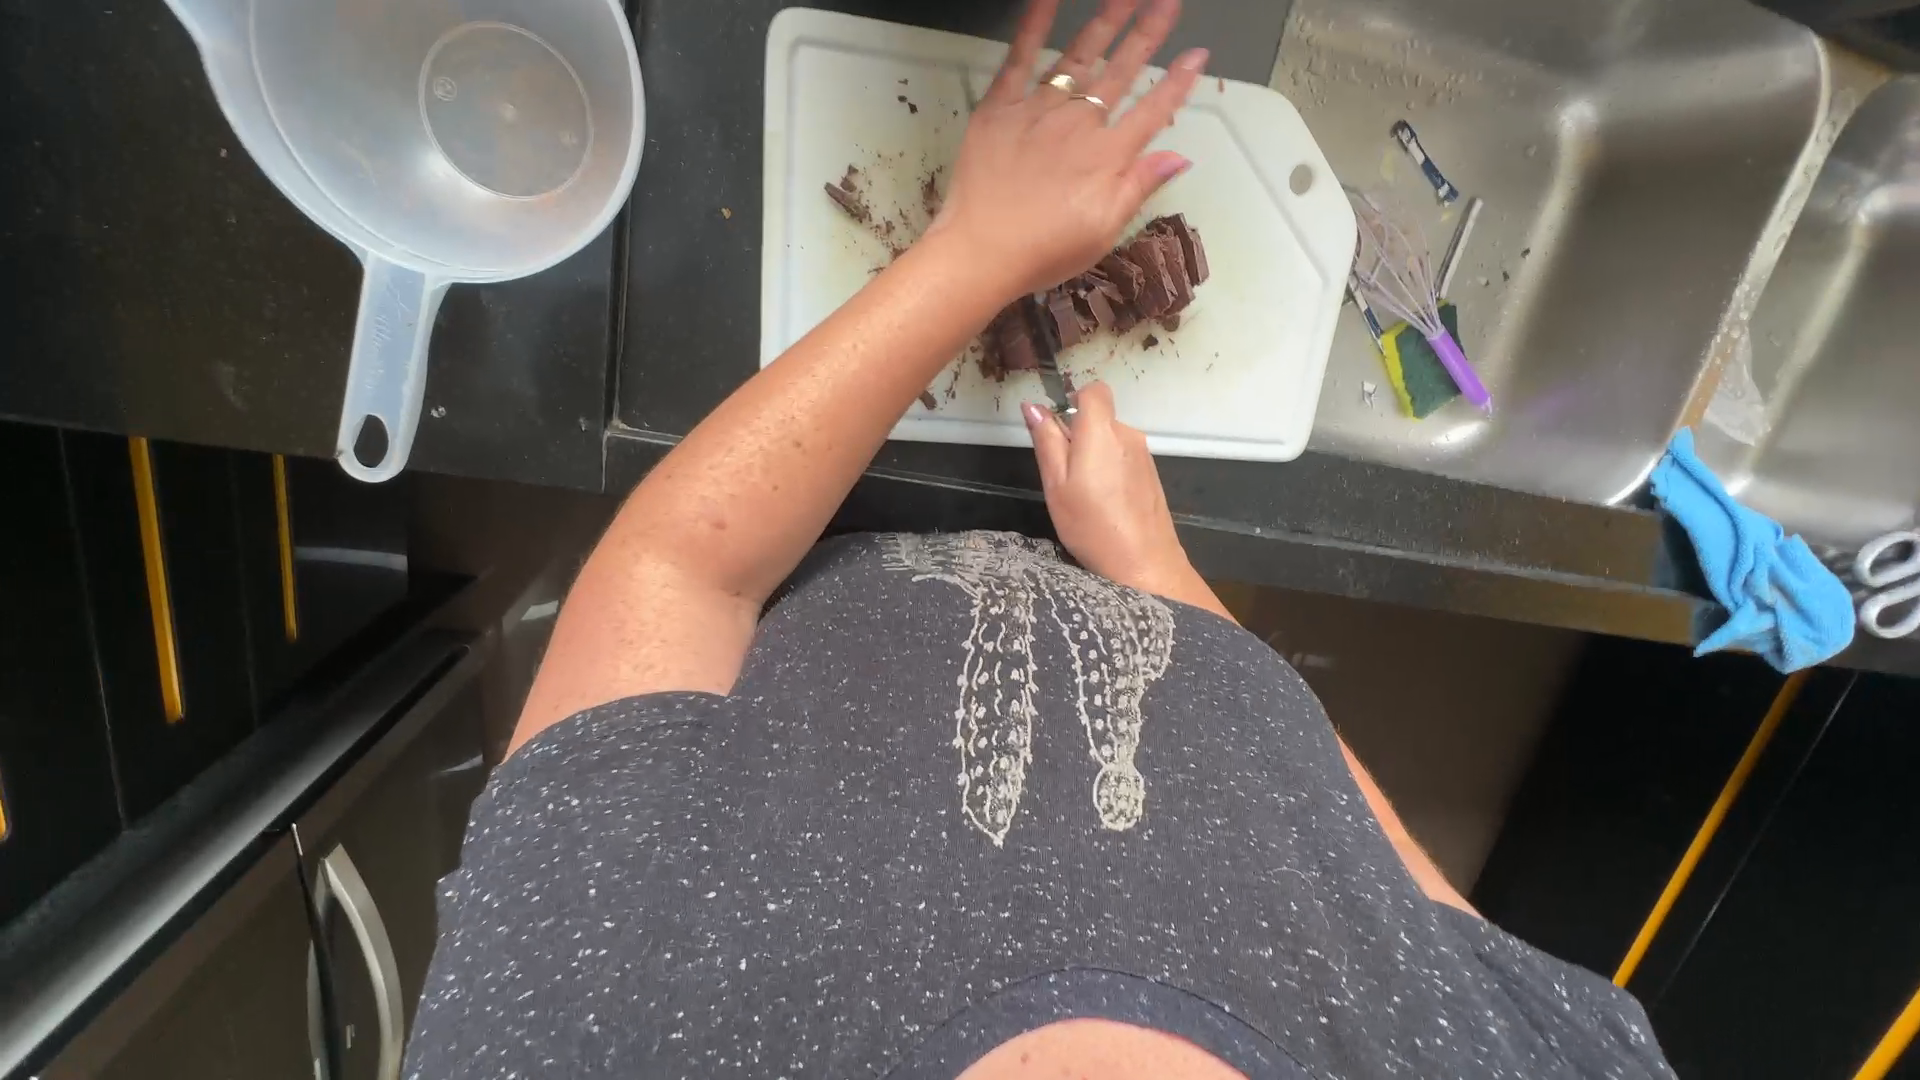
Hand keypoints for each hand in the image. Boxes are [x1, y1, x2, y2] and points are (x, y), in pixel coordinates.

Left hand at [927, 0, 1208, 300]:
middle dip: (1147, 34)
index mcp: (1107, 157)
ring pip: (1078, 56)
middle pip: (1120, 72)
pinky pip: (1018, 58)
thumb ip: (1138, 187)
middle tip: (1167, 1)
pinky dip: (1033, 24)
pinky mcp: (999, 110)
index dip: (1177, 84)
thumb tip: (1180, 156)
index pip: (1152, 112)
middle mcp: (1078, 124)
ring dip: (1105, 21)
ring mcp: (1038, 112)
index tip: (1198, 54)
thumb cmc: (1045, 252)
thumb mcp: (1102, 232)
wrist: (981, 253)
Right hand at [1024, 382, 1194, 596]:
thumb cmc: (1091, 525)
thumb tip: (1032, 407)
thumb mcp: (1056, 484)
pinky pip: (1123, 459)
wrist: (1144, 563)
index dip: (1073, 401)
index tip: (1058, 428)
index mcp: (1101, 431)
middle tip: (1063, 475)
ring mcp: (1143, 455)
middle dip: (1079, 436)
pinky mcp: (1151, 474)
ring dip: (1094, 457)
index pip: (1093, 390)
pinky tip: (1104, 504)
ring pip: (1111, 440)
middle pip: (1100, 418)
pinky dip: (1110, 472)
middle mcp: (1128, 435)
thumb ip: (1045, 440)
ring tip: (1084, 496)